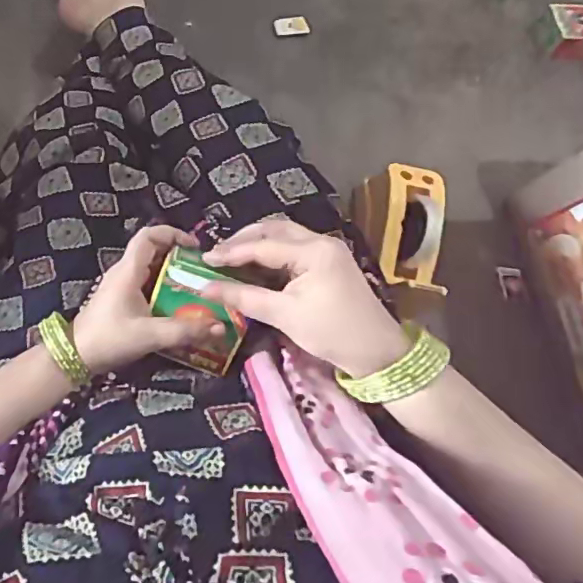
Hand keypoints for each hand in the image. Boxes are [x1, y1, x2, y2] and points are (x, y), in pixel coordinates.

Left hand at [72, 224, 223, 375]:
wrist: (75, 357)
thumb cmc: (108, 339)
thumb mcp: (149, 335)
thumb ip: (185, 330)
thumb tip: (219, 326)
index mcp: (128, 271)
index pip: (148, 236)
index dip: (172, 234)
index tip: (195, 247)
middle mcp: (124, 273)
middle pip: (153, 251)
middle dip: (178, 256)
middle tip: (201, 271)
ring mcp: (121, 287)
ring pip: (150, 270)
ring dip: (172, 275)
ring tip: (196, 289)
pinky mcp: (120, 301)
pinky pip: (146, 286)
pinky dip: (163, 290)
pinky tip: (178, 307)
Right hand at [199, 219, 409, 377]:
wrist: (378, 353)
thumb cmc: (332, 332)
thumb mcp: (284, 315)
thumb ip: (244, 297)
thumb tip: (205, 288)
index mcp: (314, 251)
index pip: (263, 245)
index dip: (231, 252)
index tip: (204, 260)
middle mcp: (322, 241)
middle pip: (274, 229)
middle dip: (243, 239)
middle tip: (217, 253)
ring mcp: (328, 250)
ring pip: (284, 235)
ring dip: (257, 242)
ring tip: (232, 256)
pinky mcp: (329, 262)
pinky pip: (294, 247)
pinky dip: (271, 252)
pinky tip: (256, 264)